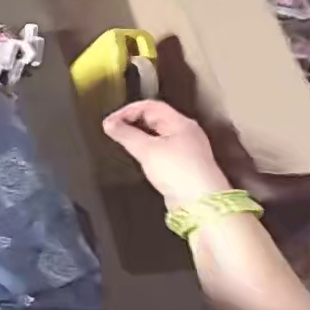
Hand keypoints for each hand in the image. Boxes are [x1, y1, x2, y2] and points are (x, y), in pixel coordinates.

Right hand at [102, 100, 233, 204]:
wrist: (200, 202)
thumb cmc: (180, 173)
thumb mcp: (147, 150)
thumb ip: (126, 134)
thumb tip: (110, 124)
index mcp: (180, 123)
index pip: (150, 106)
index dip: (127, 111)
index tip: (110, 122)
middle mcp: (185, 133)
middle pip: (154, 118)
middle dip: (132, 122)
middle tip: (113, 130)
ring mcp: (185, 149)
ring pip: (157, 134)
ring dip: (138, 135)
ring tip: (122, 141)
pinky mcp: (182, 165)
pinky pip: (160, 149)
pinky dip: (146, 149)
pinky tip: (138, 156)